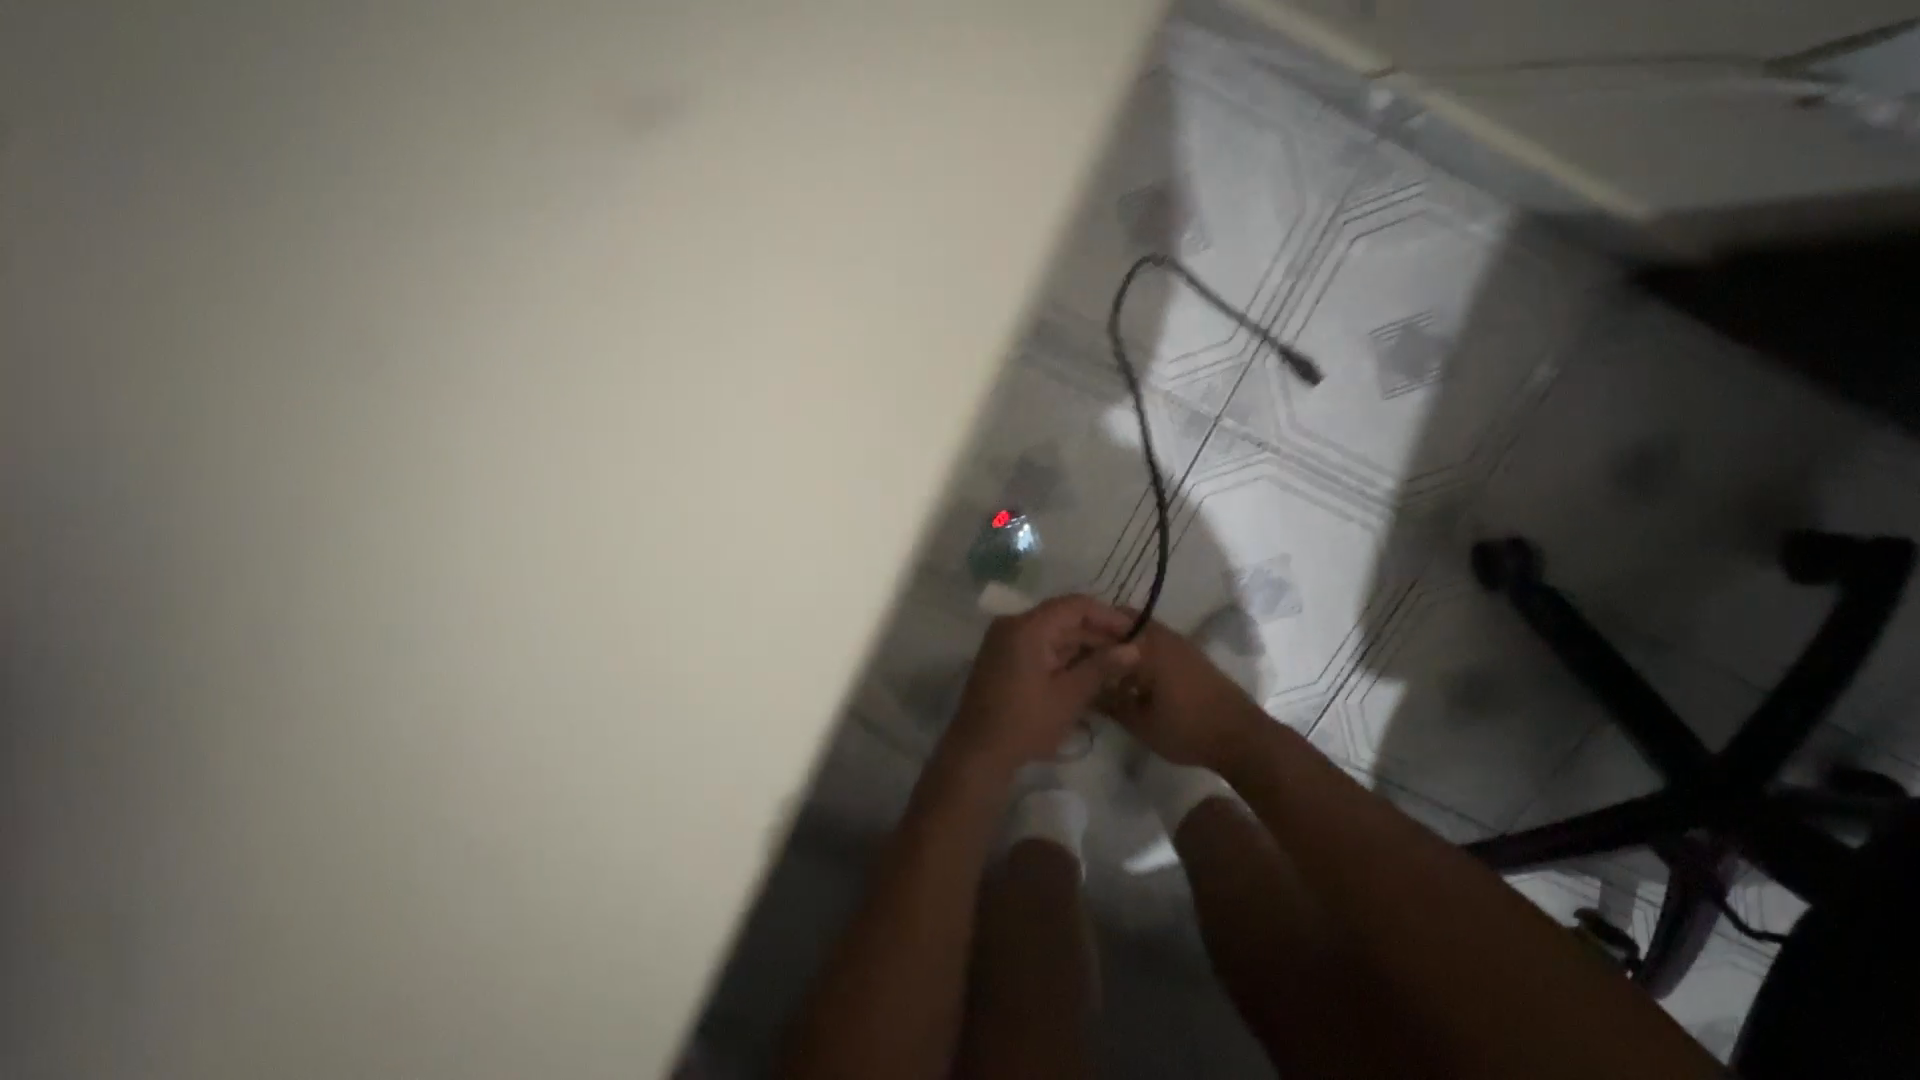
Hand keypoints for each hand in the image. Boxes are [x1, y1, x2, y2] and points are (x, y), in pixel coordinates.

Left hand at [945, 595, 1139, 773]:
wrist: (977, 753)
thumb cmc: (1026, 723)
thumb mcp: (1069, 696)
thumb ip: (1102, 667)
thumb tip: (1134, 648)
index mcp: (1027, 627)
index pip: (1075, 606)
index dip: (1107, 616)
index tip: (1135, 632)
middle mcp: (1013, 626)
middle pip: (1063, 619)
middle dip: (1097, 634)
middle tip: (1130, 652)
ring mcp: (1004, 643)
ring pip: (1052, 635)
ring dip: (1082, 648)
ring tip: (1115, 665)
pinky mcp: (1003, 660)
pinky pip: (1039, 648)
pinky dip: (1063, 658)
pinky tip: (1088, 674)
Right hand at [1096, 614, 1262, 767]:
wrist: (1241, 737)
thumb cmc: (1187, 730)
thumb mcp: (1139, 723)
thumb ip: (1109, 703)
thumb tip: (1083, 691)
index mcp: (1147, 646)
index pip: (1105, 630)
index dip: (1083, 639)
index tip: (1066, 653)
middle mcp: (1164, 636)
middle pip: (1124, 623)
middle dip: (1102, 636)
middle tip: (1081, 658)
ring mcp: (1180, 644)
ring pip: (1142, 632)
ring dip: (1122, 643)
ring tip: (1102, 667)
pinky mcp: (1191, 656)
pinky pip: (1157, 643)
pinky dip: (1140, 651)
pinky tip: (1130, 675)